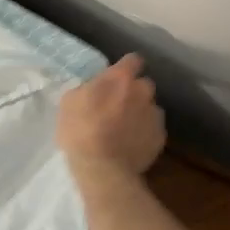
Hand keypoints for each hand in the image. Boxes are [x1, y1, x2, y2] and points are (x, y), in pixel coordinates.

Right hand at [56, 53, 165, 176]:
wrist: (103, 169)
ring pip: (149, 108)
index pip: (132, 60)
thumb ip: (87, 88)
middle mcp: (143, 91)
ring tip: (124, 130)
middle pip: (143, 85)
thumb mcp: (69, 103)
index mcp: (120, 78)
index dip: (125, 68)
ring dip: (139, 113)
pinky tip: (130, 145)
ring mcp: (155, 114)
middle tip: (117, 107)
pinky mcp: (161, 137)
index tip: (116, 79)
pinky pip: (152, 129)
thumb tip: (94, 88)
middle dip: (133, 92)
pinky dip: (144, 134)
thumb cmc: (80, 132)